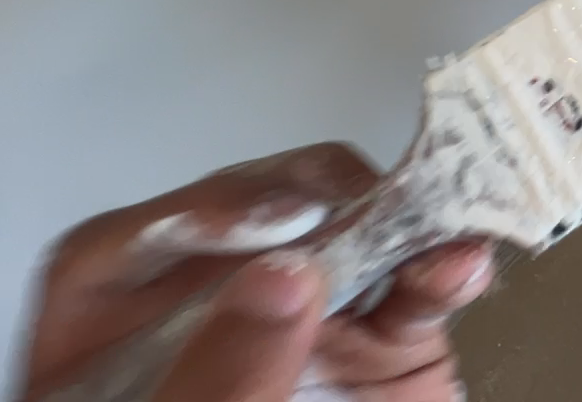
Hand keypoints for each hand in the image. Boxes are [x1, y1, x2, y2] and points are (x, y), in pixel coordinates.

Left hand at [19, 143, 494, 400]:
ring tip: (434, 234)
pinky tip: (461, 267)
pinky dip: (450, 268)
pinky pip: (425, 283)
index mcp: (120, 356)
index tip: (268, 222)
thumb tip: (282, 277)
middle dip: (322, 201)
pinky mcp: (392, 338)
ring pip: (363, 233)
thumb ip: (221, 381)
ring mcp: (315, 323)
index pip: (128, 250)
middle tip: (356, 215)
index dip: (196, 211)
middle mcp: (219, 322)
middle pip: (266, 219)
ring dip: (409, 220)